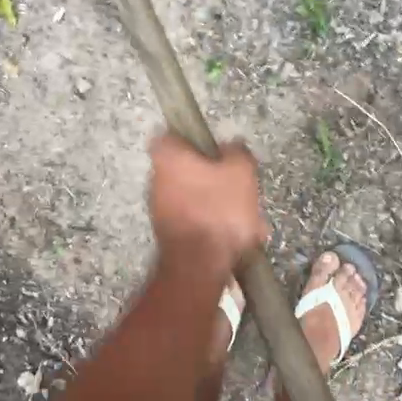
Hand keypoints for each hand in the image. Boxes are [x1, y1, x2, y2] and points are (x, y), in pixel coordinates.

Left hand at [147, 134, 266, 274]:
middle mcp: (155, 181)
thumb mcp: (241, 171)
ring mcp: (159, 211)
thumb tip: (231, 147)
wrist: (201, 264)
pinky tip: (236, 237)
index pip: (170, 136)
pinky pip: (195, 221)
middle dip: (211, 178)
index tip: (212, 149)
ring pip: (194, 198)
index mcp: (168, 158)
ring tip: (245, 218)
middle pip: (185, 170)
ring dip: (216, 205)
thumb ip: (236, 152)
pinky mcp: (169, 235)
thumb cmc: (219, 209)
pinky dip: (213, 226)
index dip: (192, 140)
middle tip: (236, 186)